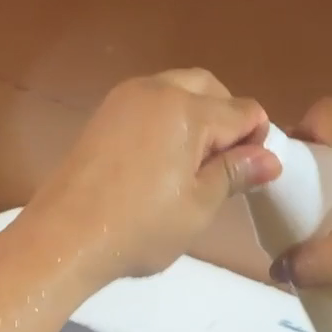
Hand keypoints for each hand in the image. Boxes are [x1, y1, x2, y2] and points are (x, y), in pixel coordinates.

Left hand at [23, 69, 281, 283]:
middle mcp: (156, 91)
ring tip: (190, 172)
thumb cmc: (137, 230)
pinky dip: (163, 127)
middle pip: (209, 90)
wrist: (62, 240)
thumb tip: (269, 158)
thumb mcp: (197, 209)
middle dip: (225, 122)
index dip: (256, 142)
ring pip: (176, 94)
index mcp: (187, 109)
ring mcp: (123, 101)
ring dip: (194, 121)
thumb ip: (234, 175)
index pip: (243, 112)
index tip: (249, 178)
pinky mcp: (101, 119)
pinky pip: (147, 109)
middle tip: (222, 171)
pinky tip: (158, 168)